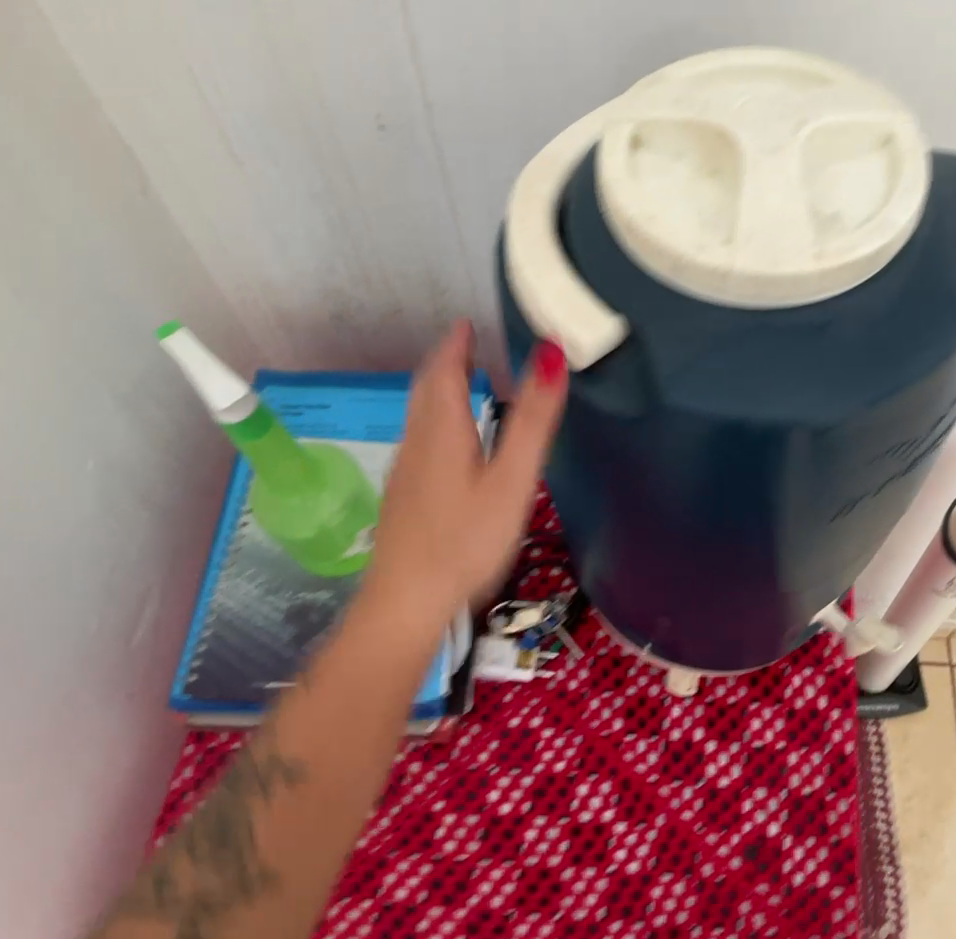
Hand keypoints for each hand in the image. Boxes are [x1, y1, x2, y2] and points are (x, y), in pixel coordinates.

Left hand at [365, 320, 565, 623]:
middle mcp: (418, 443)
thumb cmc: (467, 540)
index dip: (456, 343)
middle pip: (425, 391)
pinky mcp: (403, 500)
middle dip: (445, 363)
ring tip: (461, 387)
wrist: (408, 600)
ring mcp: (406, 473)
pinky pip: (419, 444)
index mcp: (444, 431)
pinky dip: (435, 426)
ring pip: (419, 418)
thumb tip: (551, 354)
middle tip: (465, 347)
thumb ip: (533, 421)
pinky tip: (448, 448)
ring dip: (438, 394)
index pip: (444, 371)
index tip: (467, 323)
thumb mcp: (512, 481)